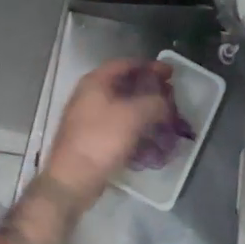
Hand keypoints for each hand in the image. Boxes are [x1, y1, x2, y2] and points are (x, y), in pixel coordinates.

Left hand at [41, 58, 173, 211]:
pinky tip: (153, 148)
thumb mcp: (133, 116)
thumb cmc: (101, 140)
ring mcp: (91, 119)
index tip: (171, 74)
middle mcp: (91, 96)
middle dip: (152, 94)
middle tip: (172, 102)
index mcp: (96, 82)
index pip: (126, 64)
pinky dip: (138, 135)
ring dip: (147, 117)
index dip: (151, 66)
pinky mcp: (94, 140)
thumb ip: (154, 102)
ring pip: (126, 111)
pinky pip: (121, 131)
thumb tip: (165, 101)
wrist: (72, 179)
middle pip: (127, 87)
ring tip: (168, 128)